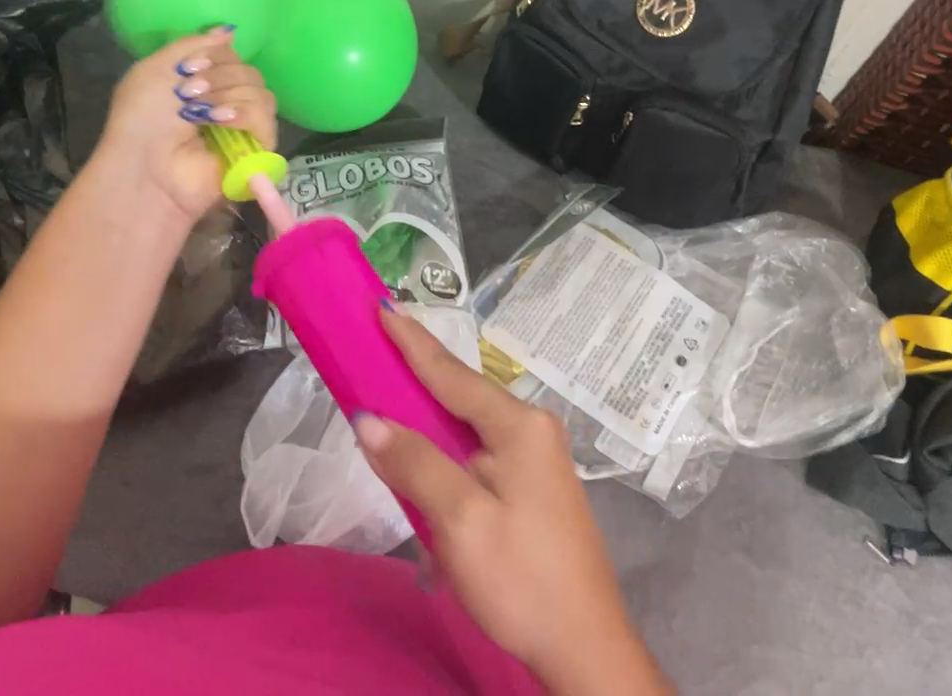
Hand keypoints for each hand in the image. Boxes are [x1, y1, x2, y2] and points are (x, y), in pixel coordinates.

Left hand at [95, 28, 277, 223]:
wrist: (145, 167)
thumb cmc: (141, 119)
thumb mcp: (156, 68)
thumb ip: (192, 44)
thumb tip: (229, 31)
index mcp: (205, 84)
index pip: (233, 57)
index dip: (214, 57)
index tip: (188, 69)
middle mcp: (228, 103)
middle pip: (249, 72)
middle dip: (219, 77)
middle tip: (188, 95)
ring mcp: (245, 128)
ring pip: (261, 92)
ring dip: (227, 96)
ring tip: (199, 114)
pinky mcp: (257, 150)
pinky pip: (266, 119)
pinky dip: (244, 114)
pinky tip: (220, 121)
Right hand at [354, 309, 670, 694]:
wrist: (583, 643)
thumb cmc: (522, 578)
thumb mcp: (461, 520)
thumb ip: (414, 463)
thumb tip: (368, 419)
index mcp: (519, 426)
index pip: (451, 374)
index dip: (412, 342)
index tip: (381, 308)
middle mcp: (531, 430)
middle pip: (458, 396)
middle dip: (413, 378)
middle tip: (370, 354)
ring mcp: (534, 459)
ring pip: (465, 429)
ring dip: (425, 422)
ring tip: (384, 403)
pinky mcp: (530, 487)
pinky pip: (475, 456)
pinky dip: (443, 455)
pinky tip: (420, 464)